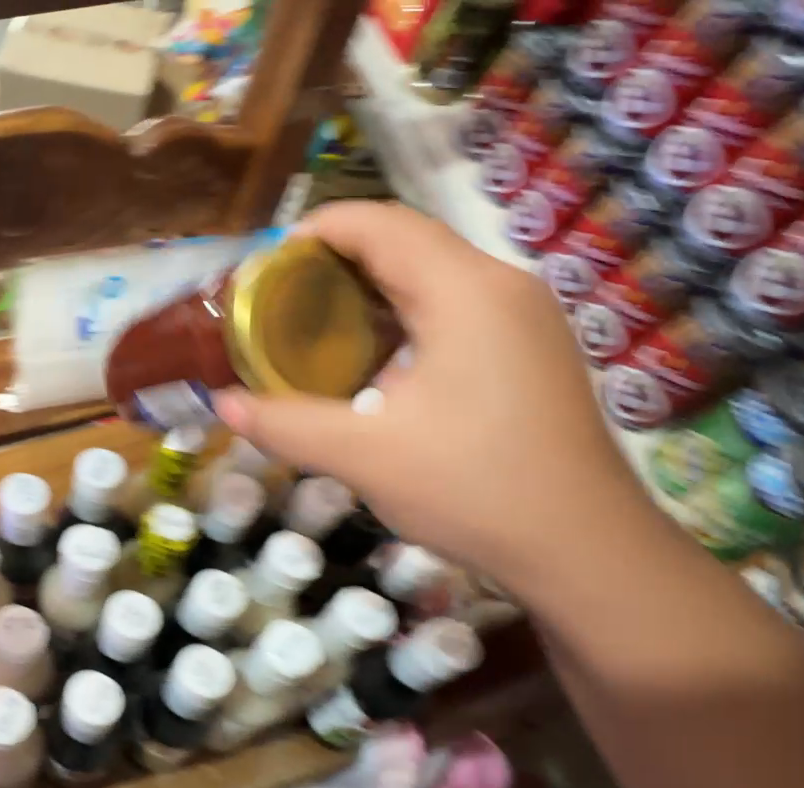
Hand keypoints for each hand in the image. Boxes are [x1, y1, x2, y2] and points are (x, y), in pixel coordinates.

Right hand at [213, 201, 659, 594]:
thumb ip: (286, 424)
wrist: (582, 546)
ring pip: (435, 279)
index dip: (319, 230)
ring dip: (372, 292)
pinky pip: (457, 312)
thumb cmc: (472, 488)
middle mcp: (502, 287)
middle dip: (338, 261)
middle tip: (278, 298)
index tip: (264, 261)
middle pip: (409, 244)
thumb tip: (221, 404)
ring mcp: (525, 319)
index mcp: (464, 292)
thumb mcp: (364, 457)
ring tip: (314, 327)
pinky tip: (374, 363)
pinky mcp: (531, 353)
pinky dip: (405, 320)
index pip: (382, 225)